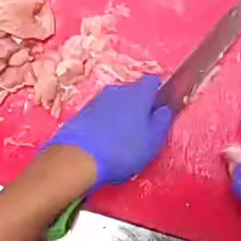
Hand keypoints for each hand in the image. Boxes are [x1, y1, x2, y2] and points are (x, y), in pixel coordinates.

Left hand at [43, 77, 173, 187]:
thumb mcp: (153, 140)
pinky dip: (103, 125)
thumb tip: (164, 109)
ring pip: (114, 104)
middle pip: (132, 92)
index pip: (152, 81)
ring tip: (121, 140)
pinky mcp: (79, 114)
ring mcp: (95, 101)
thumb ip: (162, 121)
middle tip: (141, 130)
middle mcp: (115, 90)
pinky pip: (99, 115)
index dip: (158, 93)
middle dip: (138, 107)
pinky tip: (103, 143)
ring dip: (119, 116)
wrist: (77, 159)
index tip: (159, 110)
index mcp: (137, 92)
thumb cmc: (122, 150)